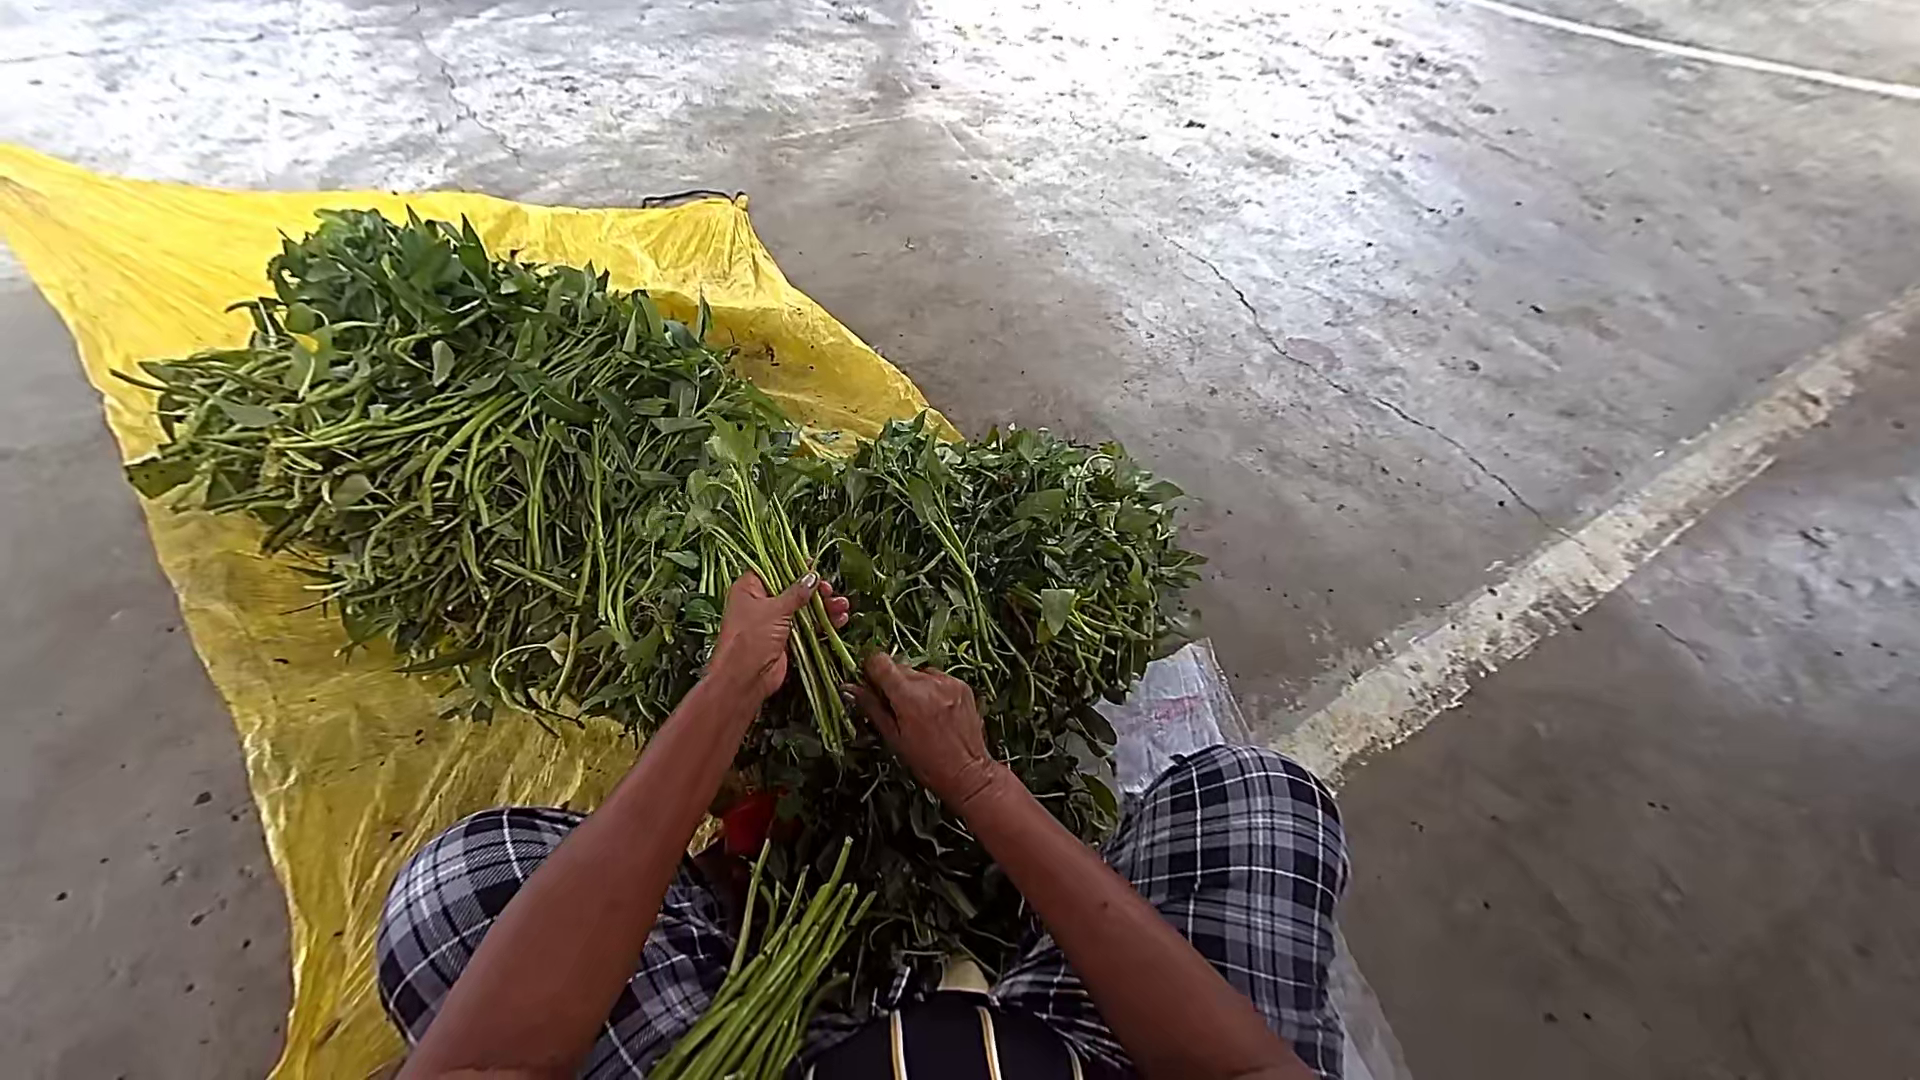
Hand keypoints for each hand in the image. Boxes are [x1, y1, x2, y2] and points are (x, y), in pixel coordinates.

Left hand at [710, 572, 849, 700]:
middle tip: (829, 590)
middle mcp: (761, 603)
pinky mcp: (786, 639)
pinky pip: (808, 626)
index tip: (814, 564)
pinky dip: (823, 623)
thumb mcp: (775, 609)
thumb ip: (796, 592)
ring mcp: (774, 622)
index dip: (794, 566)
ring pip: (803, 609)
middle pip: (792, 589)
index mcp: (749, 589)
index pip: (773, 568)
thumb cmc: (751, 638)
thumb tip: (812, 576)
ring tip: (842, 605)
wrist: (745, 679)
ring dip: (824, 607)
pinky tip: (839, 620)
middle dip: (814, 590)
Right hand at [843, 654, 1003, 810]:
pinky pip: (938, 678)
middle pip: (899, 666)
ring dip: (913, 685)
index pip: (880, 661)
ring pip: (918, 672)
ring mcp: (948, 681)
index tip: (870, 683)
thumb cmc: (926, 762)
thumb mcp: (893, 738)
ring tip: (918, 712)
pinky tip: (935, 711)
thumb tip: (848, 687)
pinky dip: (932, 688)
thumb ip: (871, 707)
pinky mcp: (962, 684)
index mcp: (909, 696)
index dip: (871, 670)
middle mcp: (930, 682)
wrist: (967, 772)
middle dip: (892, 682)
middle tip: (894, 706)